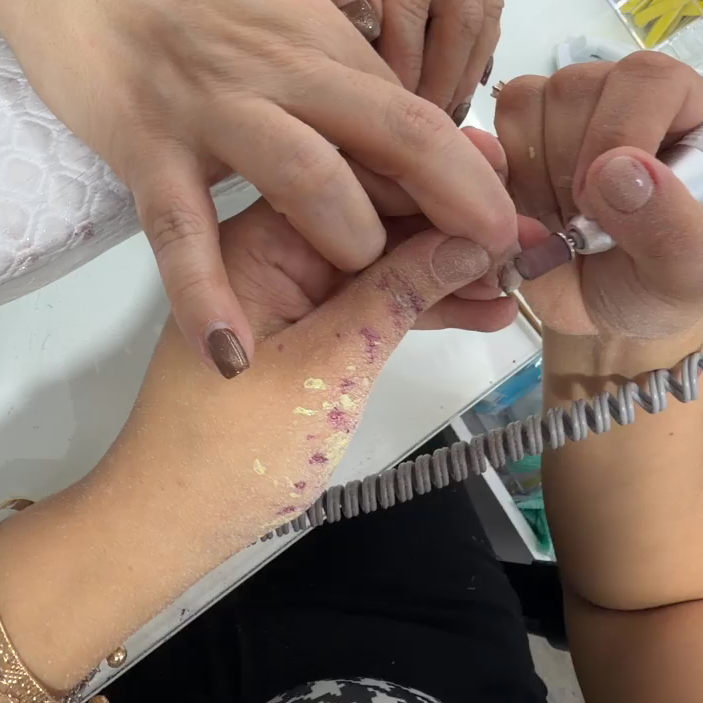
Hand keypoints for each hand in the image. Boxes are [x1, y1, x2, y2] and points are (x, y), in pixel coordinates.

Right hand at [0, 0, 516, 379]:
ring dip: (356, 239)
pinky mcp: (144, 149)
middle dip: (453, 207)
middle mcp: (278, 71)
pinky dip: (203, 295)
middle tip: (496, 267)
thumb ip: (338, 49)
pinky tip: (233, 353)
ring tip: (372, 283)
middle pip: (388, 138)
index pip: (410, 105)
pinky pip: (180, 231)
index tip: (507, 214)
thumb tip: (400, 97)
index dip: (468, 167)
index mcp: (317, 33)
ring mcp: (211, 111)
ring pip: (306, 179)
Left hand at [99, 187, 515, 535]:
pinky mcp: (312, 321)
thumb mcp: (327, 366)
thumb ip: (398, 293)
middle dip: (456, 227)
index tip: (507, 196)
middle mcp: (280, 244)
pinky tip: (484, 309)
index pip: (360, 181)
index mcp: (265, 234)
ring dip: (451, 270)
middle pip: (380, 215)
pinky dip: (424, 306)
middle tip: (531, 236)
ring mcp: (297, 284)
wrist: (172, 521)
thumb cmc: (231, 449)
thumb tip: (473, 236)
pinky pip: (375, 298)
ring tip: (521, 276)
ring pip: (386, 258)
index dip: (439, 187)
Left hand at [234, 0, 500, 117]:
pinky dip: (473, 40)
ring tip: (440, 117)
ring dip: (465, 63)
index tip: (386, 107)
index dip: (404, 52)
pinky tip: (455, 77)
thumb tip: (364, 26)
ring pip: (486, 2)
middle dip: (443, 70)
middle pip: (466, 2)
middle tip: (420, 129)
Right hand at [493, 52, 702, 338]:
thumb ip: (670, 225)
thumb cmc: (653, 286)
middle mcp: (616, 97)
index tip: (604, 198)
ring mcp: (557, 112)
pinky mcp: (510, 135)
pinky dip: (499, 182)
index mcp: (680, 112)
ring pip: (526, 106)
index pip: (649, 79)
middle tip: (584, 228)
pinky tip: (526, 217)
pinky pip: (487, 133)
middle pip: (575, 90)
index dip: (620, 131)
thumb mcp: (684, 274)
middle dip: (569, 169)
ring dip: (534, 179)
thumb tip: (617, 169)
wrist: (596, 316)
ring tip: (559, 225)